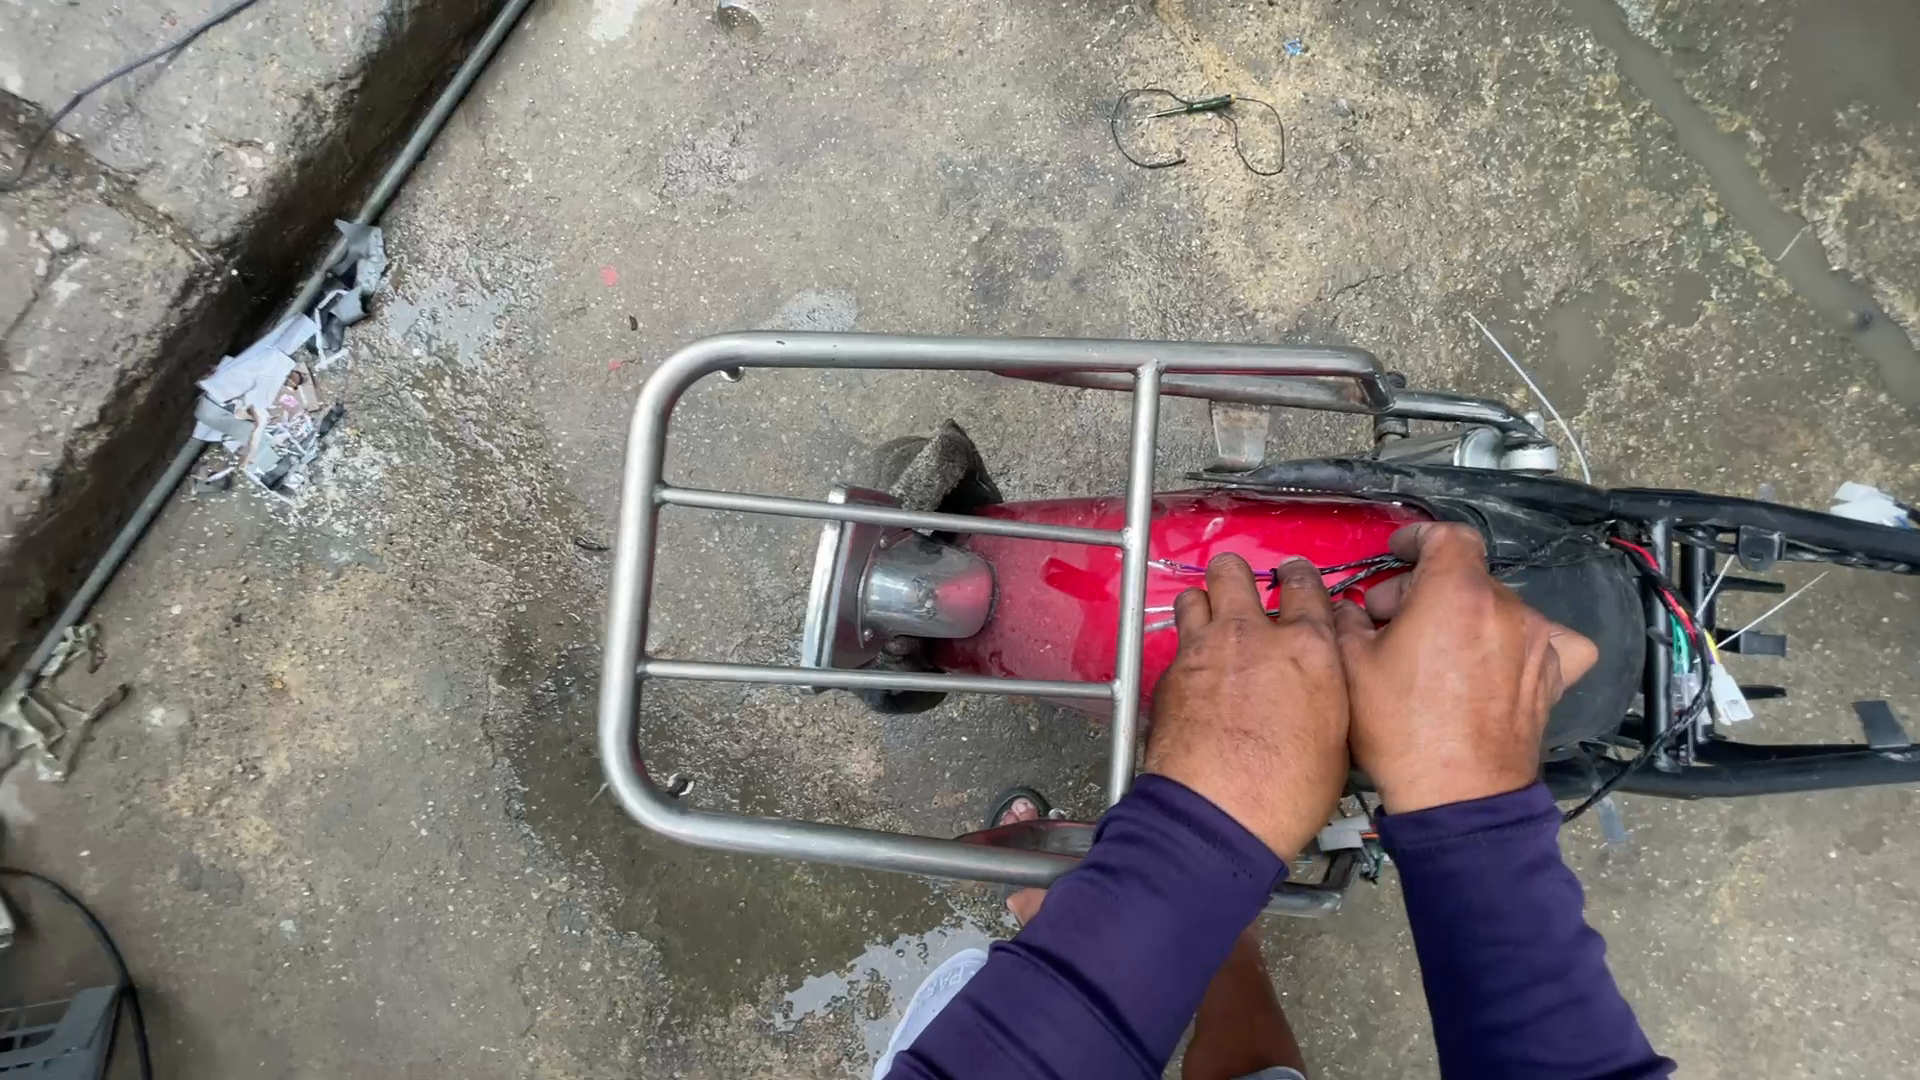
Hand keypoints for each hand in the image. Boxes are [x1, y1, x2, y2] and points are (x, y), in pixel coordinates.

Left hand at [1144, 554, 1350, 859]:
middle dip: (1235, 574)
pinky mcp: (1170, 671)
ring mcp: (1203, 649)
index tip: (1293, 578)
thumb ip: (1323, 684)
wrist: (1218, 812)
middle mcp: (1250, 635)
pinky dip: (1187, 649)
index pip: (1303, 583)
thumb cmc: (1287, 789)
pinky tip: (1195, 673)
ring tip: (1211, 625)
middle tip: (1240, 590)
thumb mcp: (1336, 735)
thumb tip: (1316, 674)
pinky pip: (1177, 642)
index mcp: (1306, 647)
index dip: (1297, 576)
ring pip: (1194, 596)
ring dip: (1203, 605)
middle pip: (1232, 570)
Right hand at [1330, 523, 1599, 813]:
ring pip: (1493, 606)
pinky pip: (1544, 638)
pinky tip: (1496, 655)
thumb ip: (1346, 618)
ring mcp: (1538, 643)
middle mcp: (1506, 608)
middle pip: (1462, 574)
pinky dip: (1516, 637)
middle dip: (1420, 588)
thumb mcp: (1348, 662)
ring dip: (1458, 613)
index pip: (1446, 536)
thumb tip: (1351, 608)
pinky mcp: (1553, 676)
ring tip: (1430, 646)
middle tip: (1384, 621)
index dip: (1416, 537)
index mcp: (1455, 593)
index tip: (1395, 550)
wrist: (1455, 792)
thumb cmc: (1397, 724)